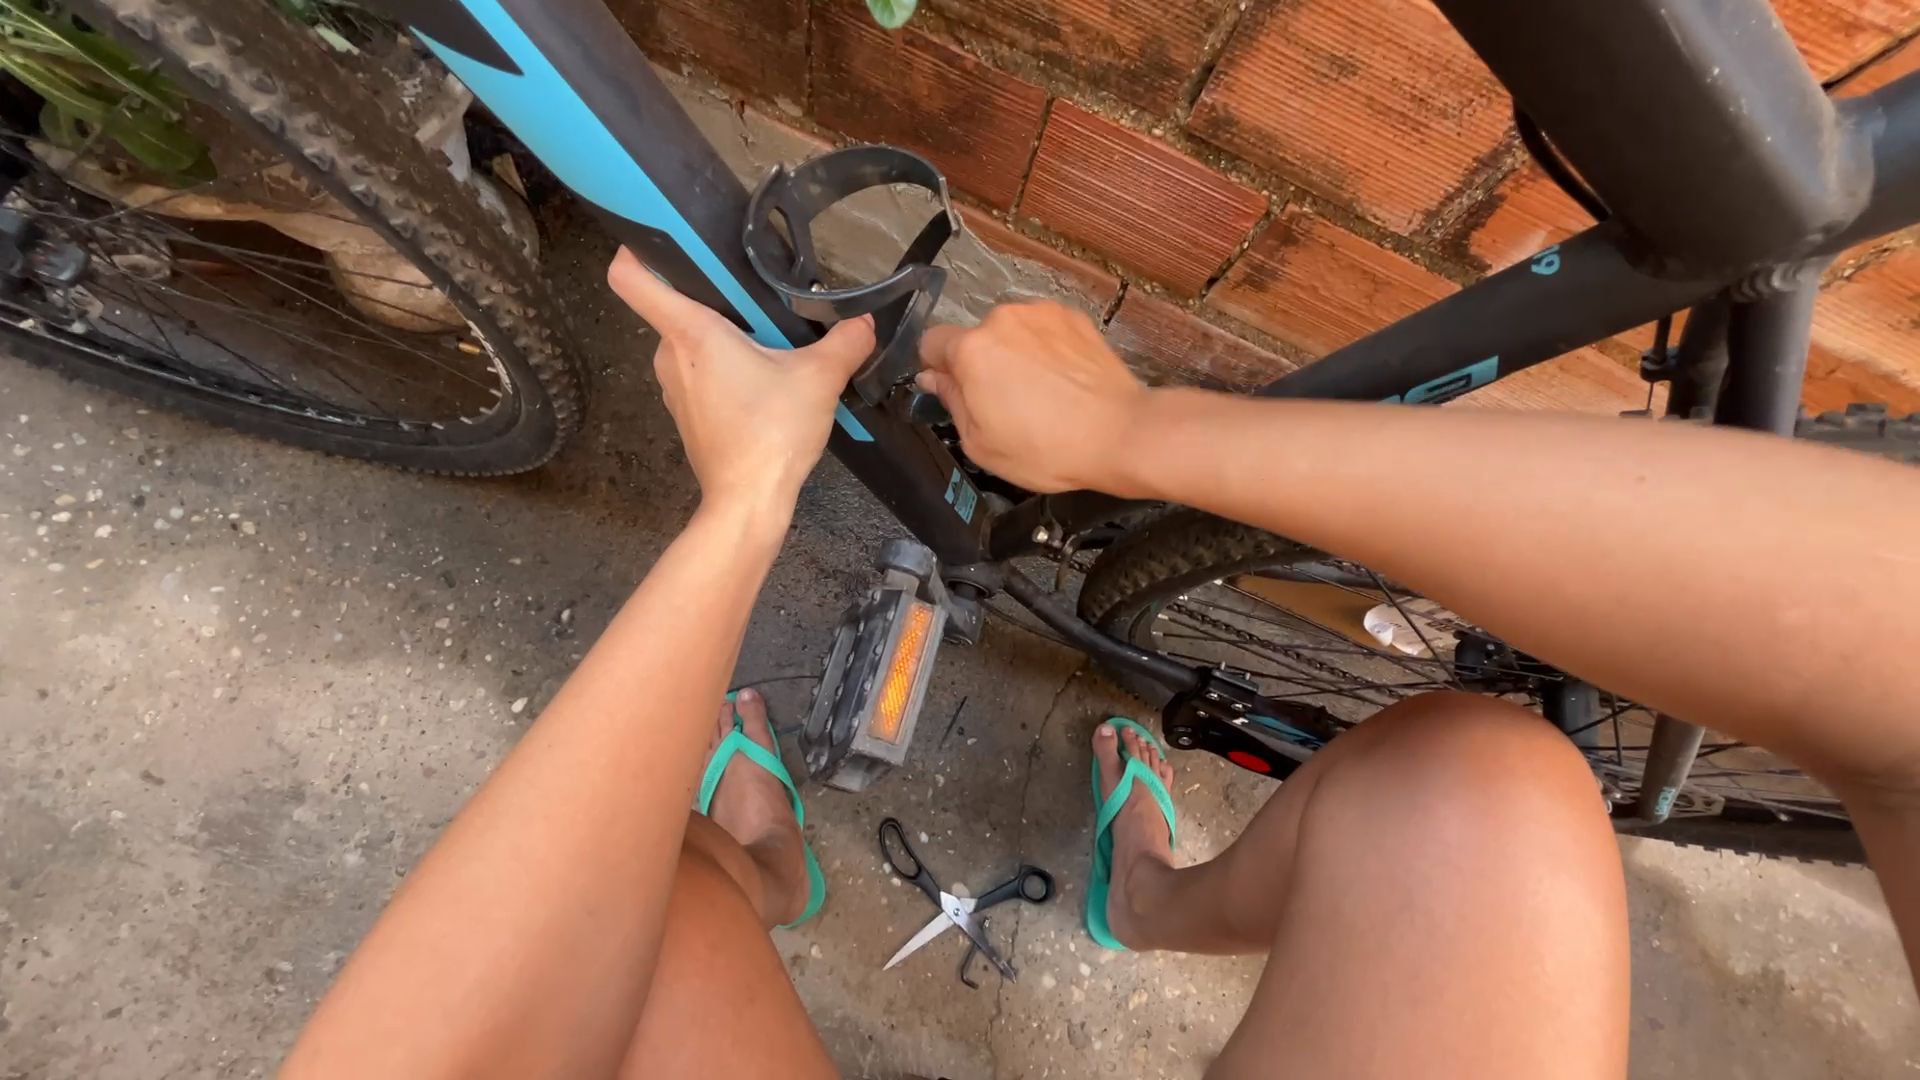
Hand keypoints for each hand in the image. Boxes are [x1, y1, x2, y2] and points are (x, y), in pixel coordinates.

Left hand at [608, 247, 873, 515]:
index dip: (640, 249)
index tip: (668, 242)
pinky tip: (765, 392)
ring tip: (774, 356)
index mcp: (690, 332)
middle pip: (679, 308)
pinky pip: (702, 377)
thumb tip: (864, 322)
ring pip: (694, 346)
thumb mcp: (819, 379)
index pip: (631, 276)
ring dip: (729, 343)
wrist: (750, 499)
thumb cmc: (772, 432)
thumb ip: (844, 343)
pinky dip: (727, 375)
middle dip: (720, 305)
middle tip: (765, 313)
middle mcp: (669, 355)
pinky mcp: (687, 415)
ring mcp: (674, 389)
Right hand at [918, 302, 1149, 493]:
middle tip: (1003, 405)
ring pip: (1010, 333)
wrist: (1118, 434)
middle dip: (980, 366)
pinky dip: (1044, 351)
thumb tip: (933, 378)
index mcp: (971, 350)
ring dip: (1013, 356)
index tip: (951, 389)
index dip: (936, 368)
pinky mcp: (1073, 317)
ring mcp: (1041, 314)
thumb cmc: (1047, 448)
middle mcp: (1002, 320)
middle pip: (974, 339)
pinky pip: (1042, 331)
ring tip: (1039, 395)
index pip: (930, 342)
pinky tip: (1060, 383)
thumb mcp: (980, 443)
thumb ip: (951, 402)